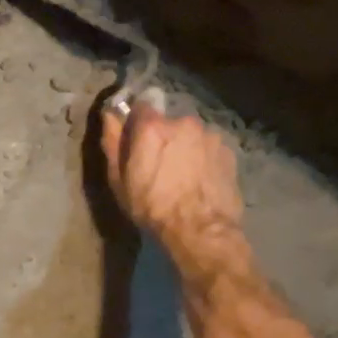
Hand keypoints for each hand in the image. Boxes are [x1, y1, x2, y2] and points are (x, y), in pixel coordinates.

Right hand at [100, 88, 245, 259]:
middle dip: (162, 138)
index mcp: (152, 126)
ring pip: (190, 135)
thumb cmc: (152, 206)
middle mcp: (183, 122)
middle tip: (160, 166)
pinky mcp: (228, 150)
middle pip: (167, 122)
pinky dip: (203, 157)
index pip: (140, 106)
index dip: (136, 124)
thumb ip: (113, 141)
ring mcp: (210, 135)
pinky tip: (200, 180)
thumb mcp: (119, 179)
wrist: (201, 230)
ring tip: (183, 176)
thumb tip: (109, 114)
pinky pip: (209, 147)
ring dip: (185, 147)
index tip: (135, 142)